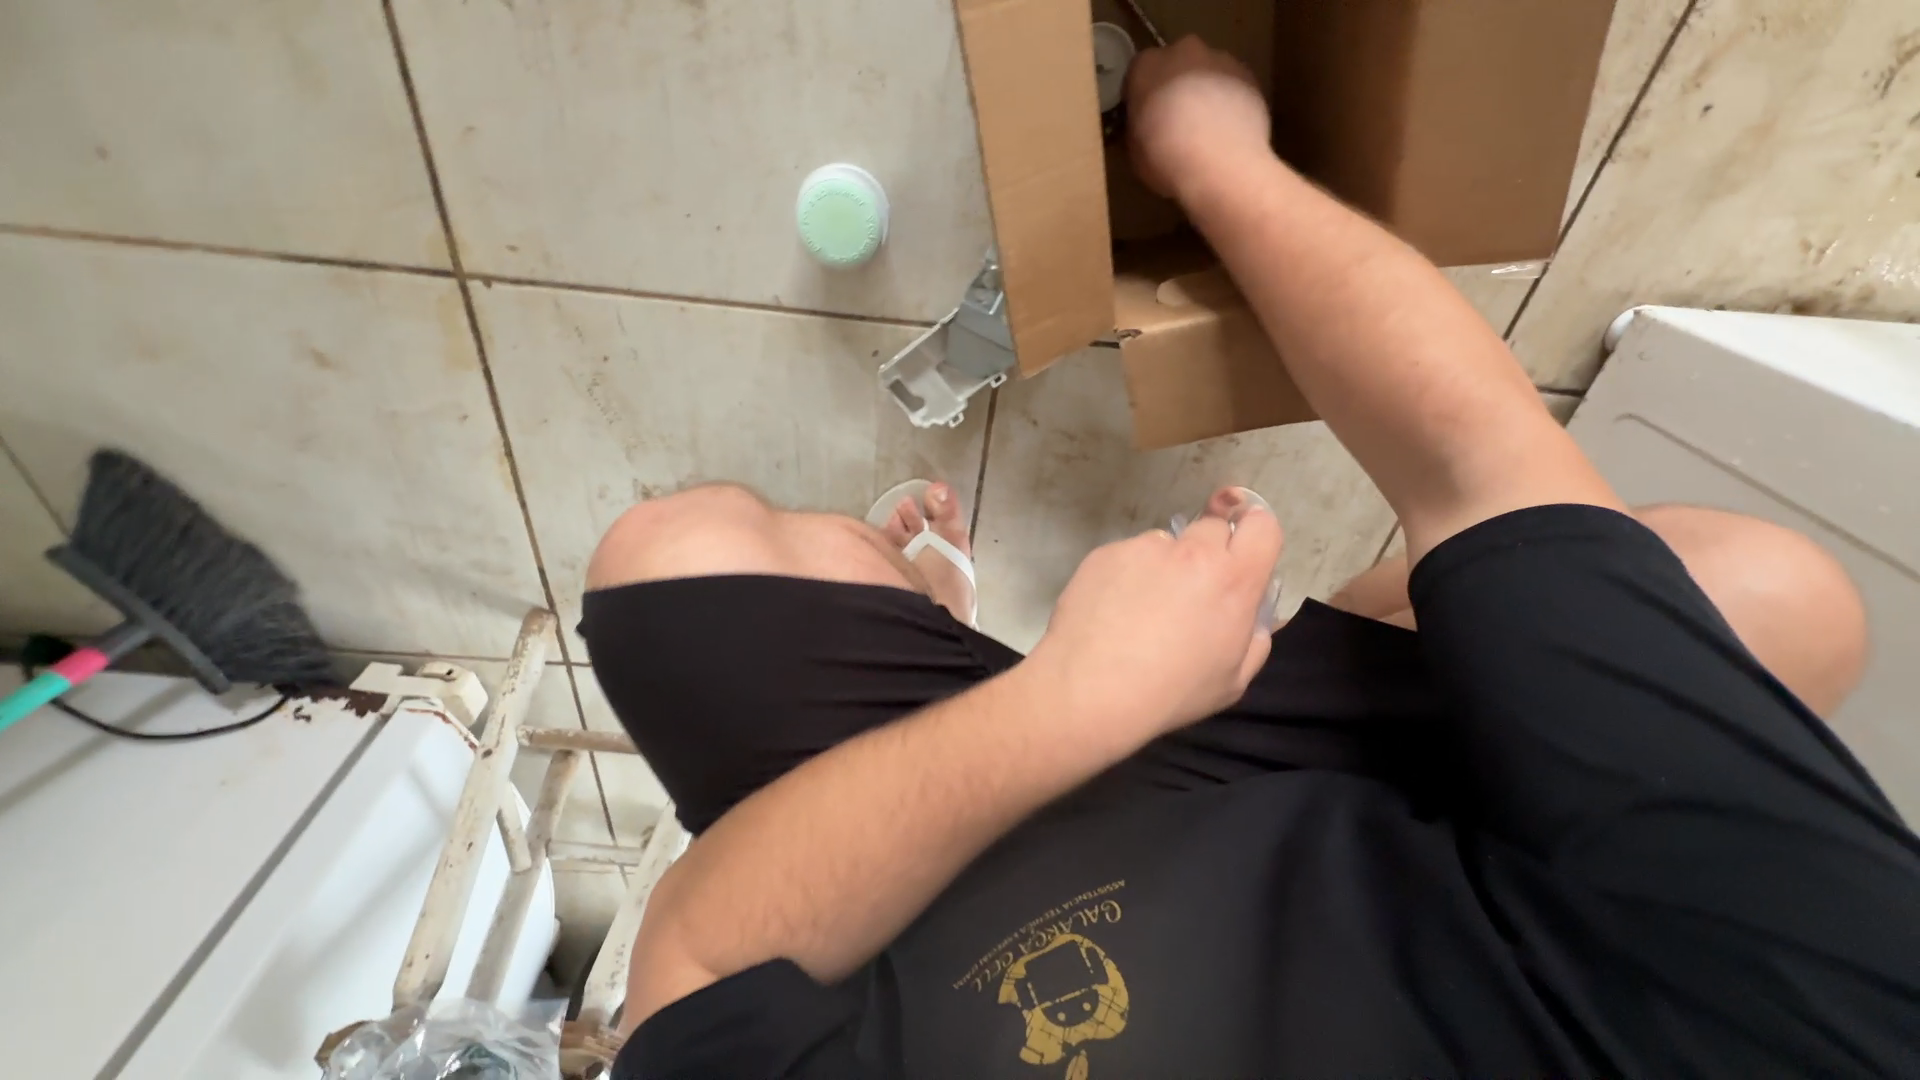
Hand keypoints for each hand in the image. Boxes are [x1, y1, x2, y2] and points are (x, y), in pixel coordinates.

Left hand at [1028, 489, 1283, 739]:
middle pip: (1212, 527)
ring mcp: (1144, 548)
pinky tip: (1111, 609)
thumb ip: (1253, 638)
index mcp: (1234, 580)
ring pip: (1165, 543)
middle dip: (1208, 551)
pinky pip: (1127, 555)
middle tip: (1191, 590)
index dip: (1255, 535)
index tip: (1242, 555)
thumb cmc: (1170, 693)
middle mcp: (1192, 552)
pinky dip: (1125, 574)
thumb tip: (1252, 615)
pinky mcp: (1106, 552)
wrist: (1089, 689)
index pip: (1263, 526)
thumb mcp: (1233, 680)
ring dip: (1163, 564)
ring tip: (1141, 608)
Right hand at [1126, 36, 1270, 198]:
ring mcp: (1219, 59)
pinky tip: (1225, 130)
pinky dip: (1226, 100)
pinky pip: (1230, 84)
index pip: (1136, 74)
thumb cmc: (1166, 159)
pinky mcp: (1247, 74)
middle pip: (1174, 64)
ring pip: (1205, 72)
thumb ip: (1137, 129)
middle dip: (1173, 86)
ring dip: (1202, 92)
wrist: (1221, 165)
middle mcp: (1183, 51)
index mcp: (1146, 67)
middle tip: (1173, 122)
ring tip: (1204, 129)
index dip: (1139, 97)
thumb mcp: (1134, 152)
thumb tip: (1143, 128)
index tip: (1143, 119)